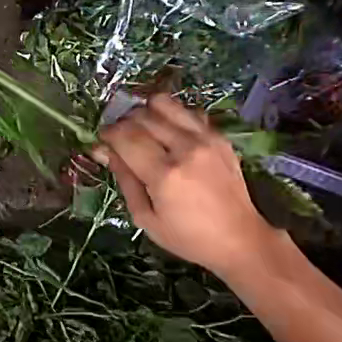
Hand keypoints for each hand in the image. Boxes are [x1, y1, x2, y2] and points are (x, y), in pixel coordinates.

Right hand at [94, 94, 281, 277]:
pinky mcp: (219, 136)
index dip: (108, 134)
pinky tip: (170, 135)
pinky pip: (187, 111)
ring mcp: (205, 138)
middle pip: (142, 115)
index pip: (126, 136)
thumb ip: (125, 179)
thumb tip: (104, 150)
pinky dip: (171, 117)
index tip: (103, 140)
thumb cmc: (187, 237)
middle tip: (122, 139)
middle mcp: (185, 149)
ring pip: (164, 104)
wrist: (238, 238)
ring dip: (147, 113)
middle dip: (124, 123)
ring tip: (144, 131)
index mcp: (165, 175)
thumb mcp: (146, 218)